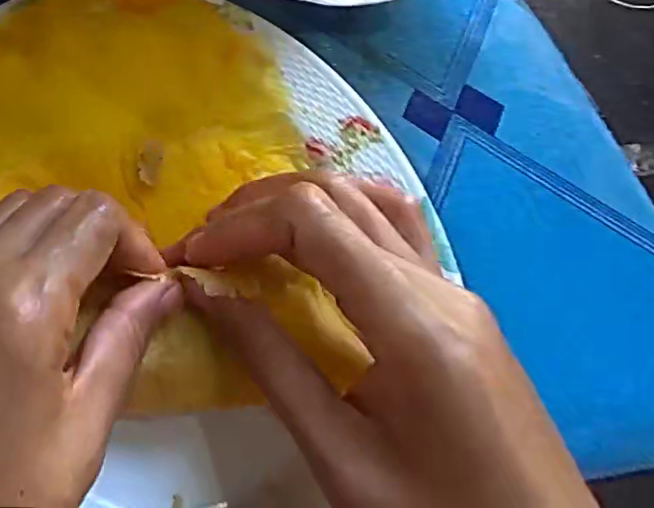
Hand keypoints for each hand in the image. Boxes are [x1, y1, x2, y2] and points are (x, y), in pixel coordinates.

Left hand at [0, 187, 181, 507]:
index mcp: (25, 293)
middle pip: (57, 199)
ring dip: (59, 229)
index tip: (150, 287)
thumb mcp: (79, 430)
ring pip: (17, 207)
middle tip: (120, 286)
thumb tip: (164, 288)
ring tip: (79, 287)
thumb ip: (124, 342)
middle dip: (101, 230)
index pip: (96, 215)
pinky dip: (19, 242)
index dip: (136, 241)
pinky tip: (30, 294)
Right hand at [169, 172, 594, 507]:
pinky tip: (311, 240)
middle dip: (255, 206)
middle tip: (207, 243)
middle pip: (332, 193)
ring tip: (246, 232)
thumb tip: (204, 290)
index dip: (240, 224)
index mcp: (413, 321)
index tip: (194, 256)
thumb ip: (270, 362)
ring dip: (293, 200)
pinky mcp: (459, 306)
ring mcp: (456, 291)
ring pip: (364, 197)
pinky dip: (336, 212)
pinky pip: (392, 225)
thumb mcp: (343, 460)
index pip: (309, 218)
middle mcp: (438, 286)